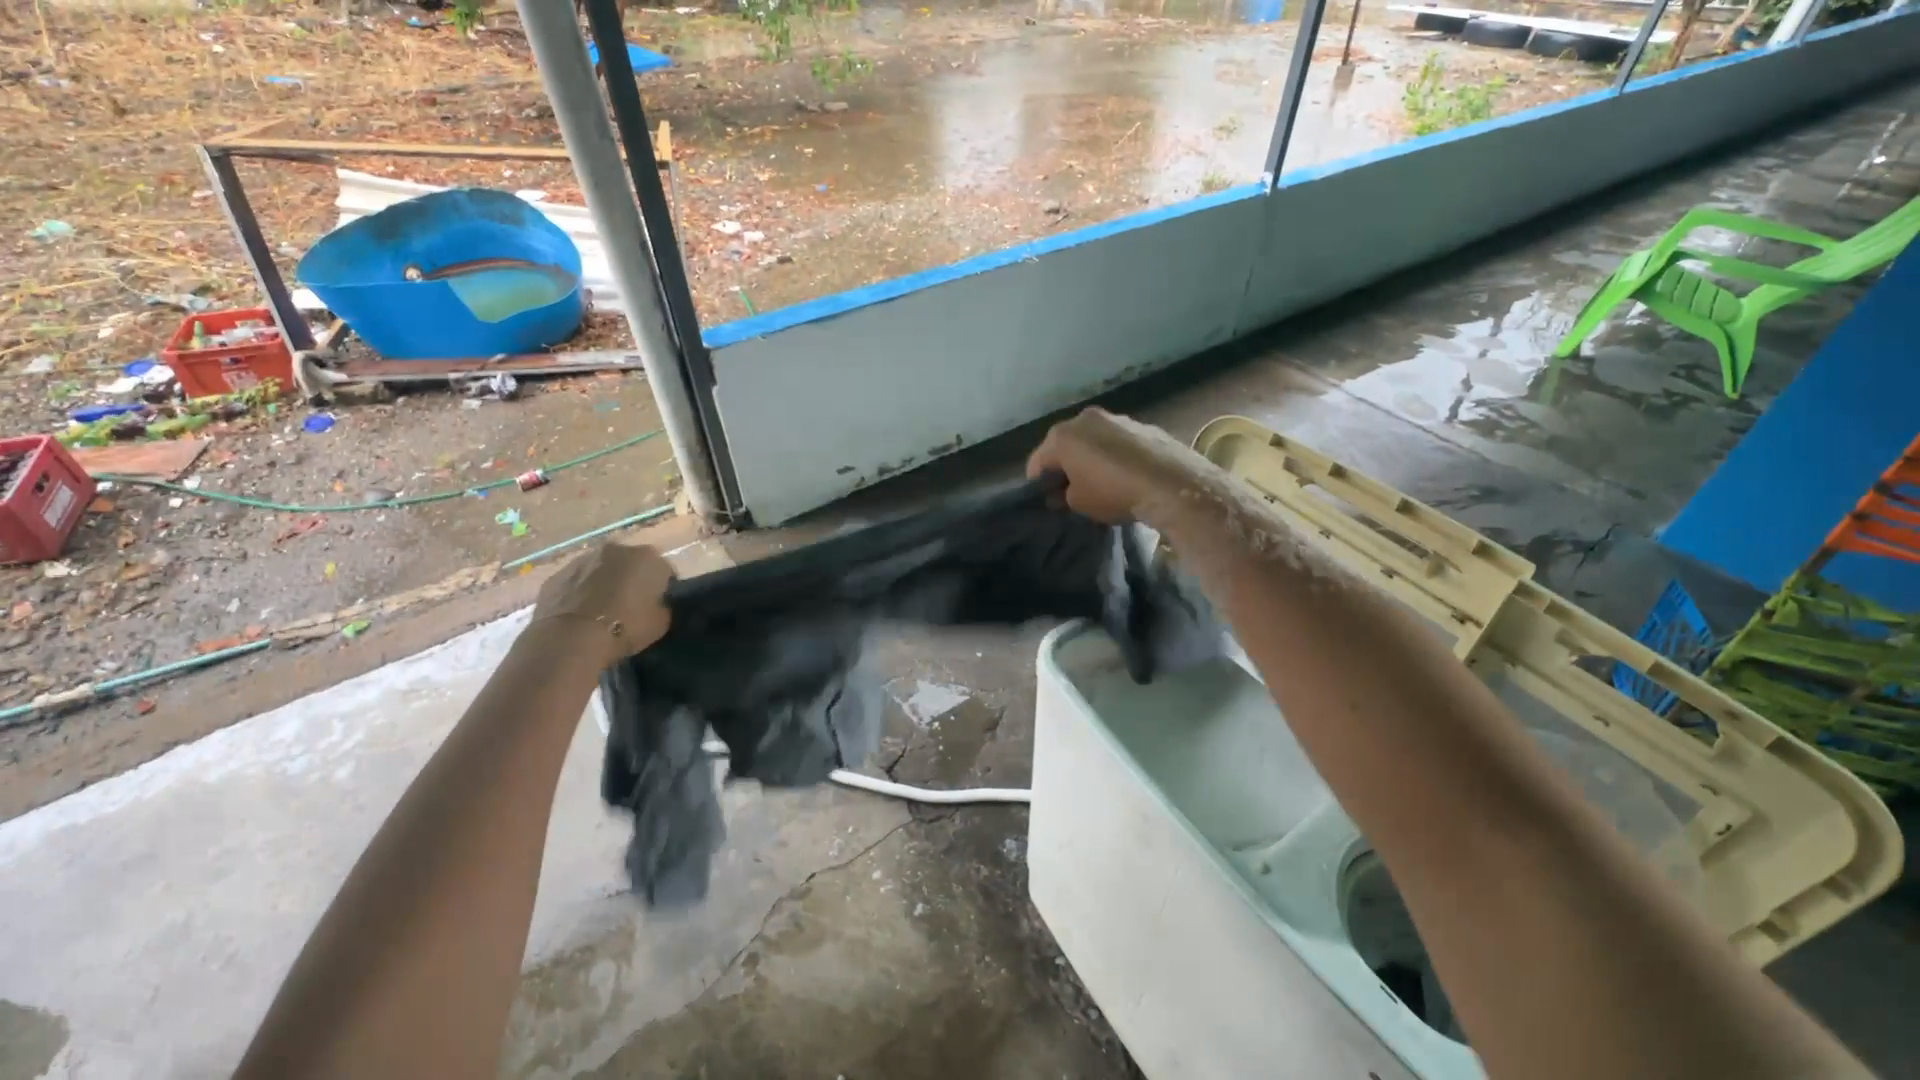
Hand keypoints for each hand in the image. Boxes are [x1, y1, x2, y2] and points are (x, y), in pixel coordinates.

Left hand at [531, 541, 672, 665]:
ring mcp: (582, 560)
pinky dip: (580, 592)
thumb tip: (656, 605)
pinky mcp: (557, 575)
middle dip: (632, 580)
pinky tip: (581, 614)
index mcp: (647, 557)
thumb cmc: (625, 628)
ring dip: (605, 583)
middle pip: (630, 563)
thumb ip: (662, 606)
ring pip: (601, 569)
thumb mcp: (661, 622)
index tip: (659, 605)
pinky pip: (576, 582)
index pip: (664, 570)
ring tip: (603, 610)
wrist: (571, 639)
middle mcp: (616, 549)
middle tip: (631, 606)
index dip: (663, 588)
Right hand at [1026, 407, 1213, 525]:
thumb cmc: (1113, 492)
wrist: (1170, 484)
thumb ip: (1063, 495)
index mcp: (1062, 436)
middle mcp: (1085, 418)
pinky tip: (1129, 475)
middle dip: (1066, 467)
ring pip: (1094, 440)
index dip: (1039, 485)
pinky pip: (1119, 442)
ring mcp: (1116, 418)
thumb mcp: (1078, 503)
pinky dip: (1117, 455)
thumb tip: (1063, 492)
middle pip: (1066, 446)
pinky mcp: (1143, 425)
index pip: (1037, 463)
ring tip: (1105, 483)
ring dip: (1093, 458)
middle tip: (1075, 492)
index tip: (1049, 502)